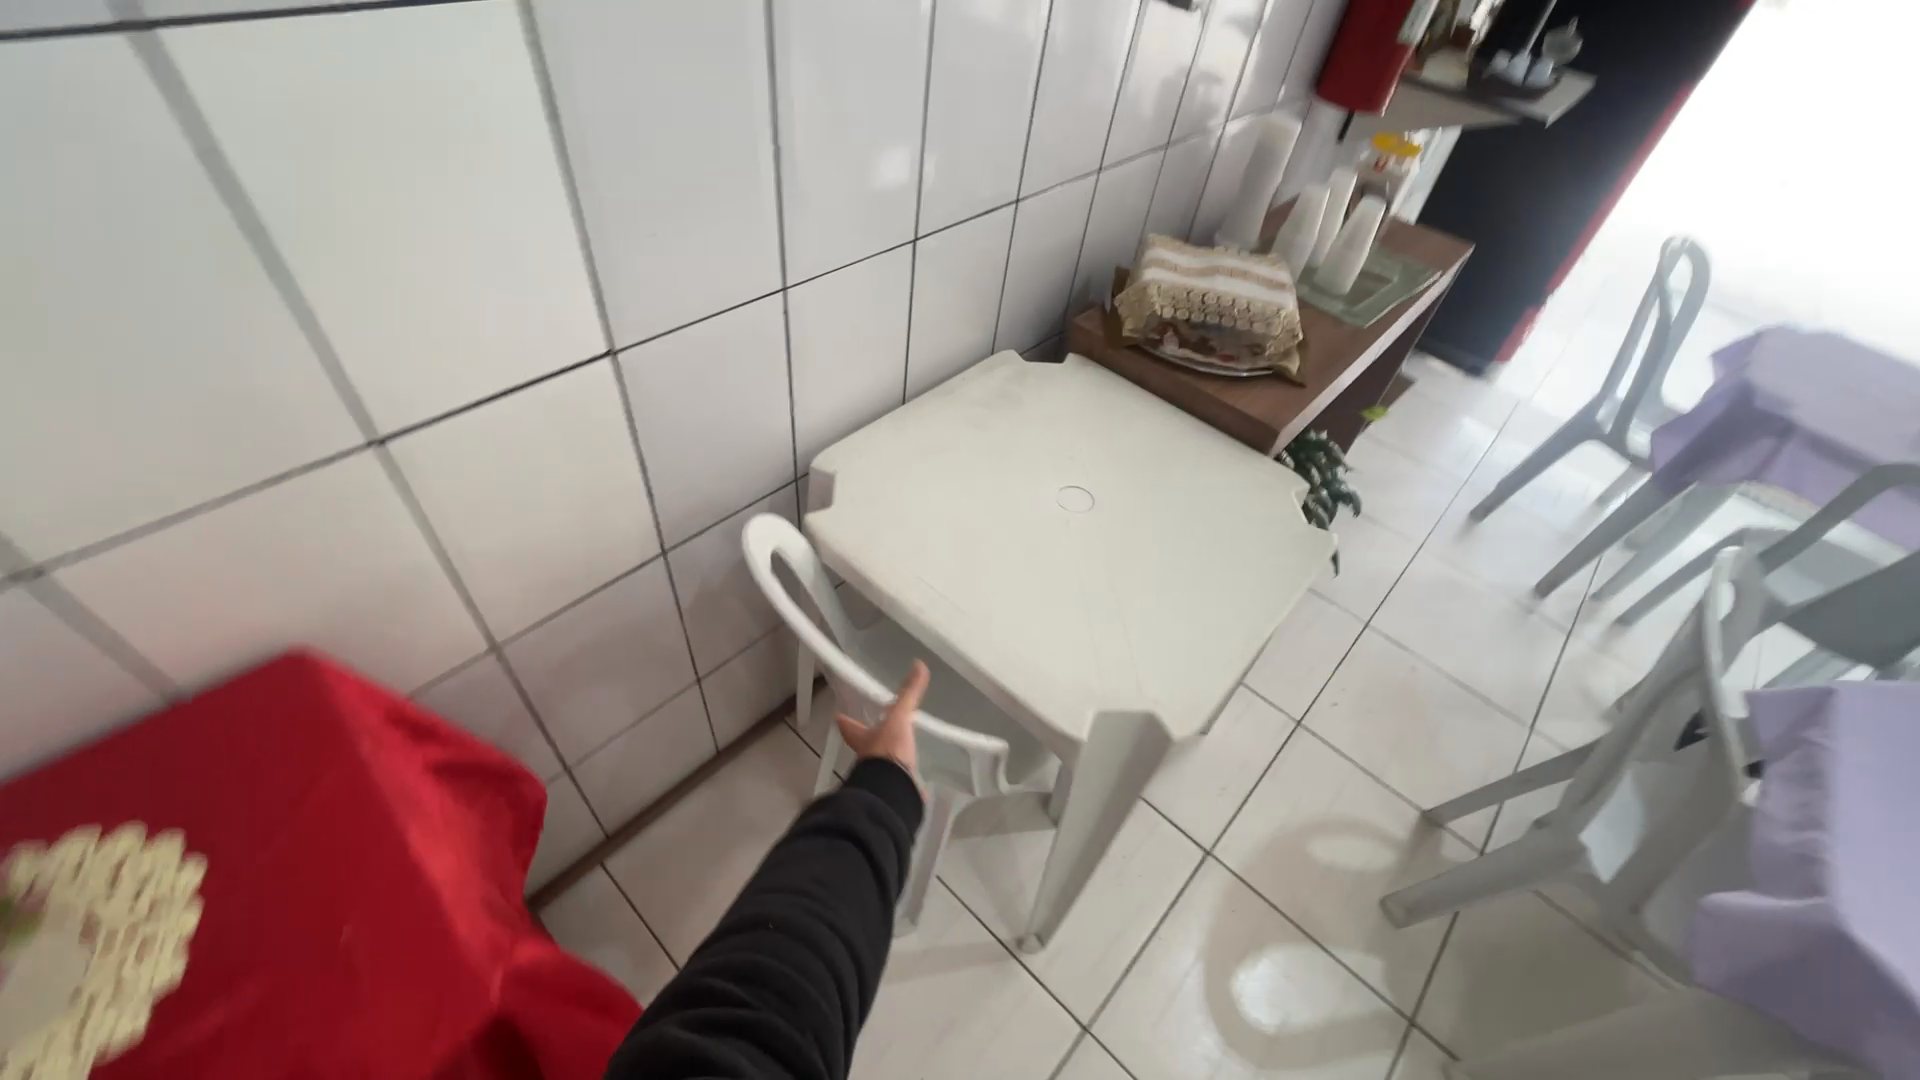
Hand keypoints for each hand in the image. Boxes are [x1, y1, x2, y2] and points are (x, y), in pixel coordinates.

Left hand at [835, 660, 926, 779]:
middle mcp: (865, 755)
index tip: (839, 715)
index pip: (848, 725)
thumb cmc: (888, 748)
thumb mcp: (899, 716)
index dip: (844, 720)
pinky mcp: (893, 785)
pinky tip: (909, 771)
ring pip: (877, 760)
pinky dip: (901, 772)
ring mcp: (878, 772)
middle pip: (861, 743)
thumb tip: (919, 664)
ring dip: (884, 754)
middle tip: (873, 728)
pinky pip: (895, 775)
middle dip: (867, 737)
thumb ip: (908, 693)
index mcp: (860, 737)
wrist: (893, 788)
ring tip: (895, 746)